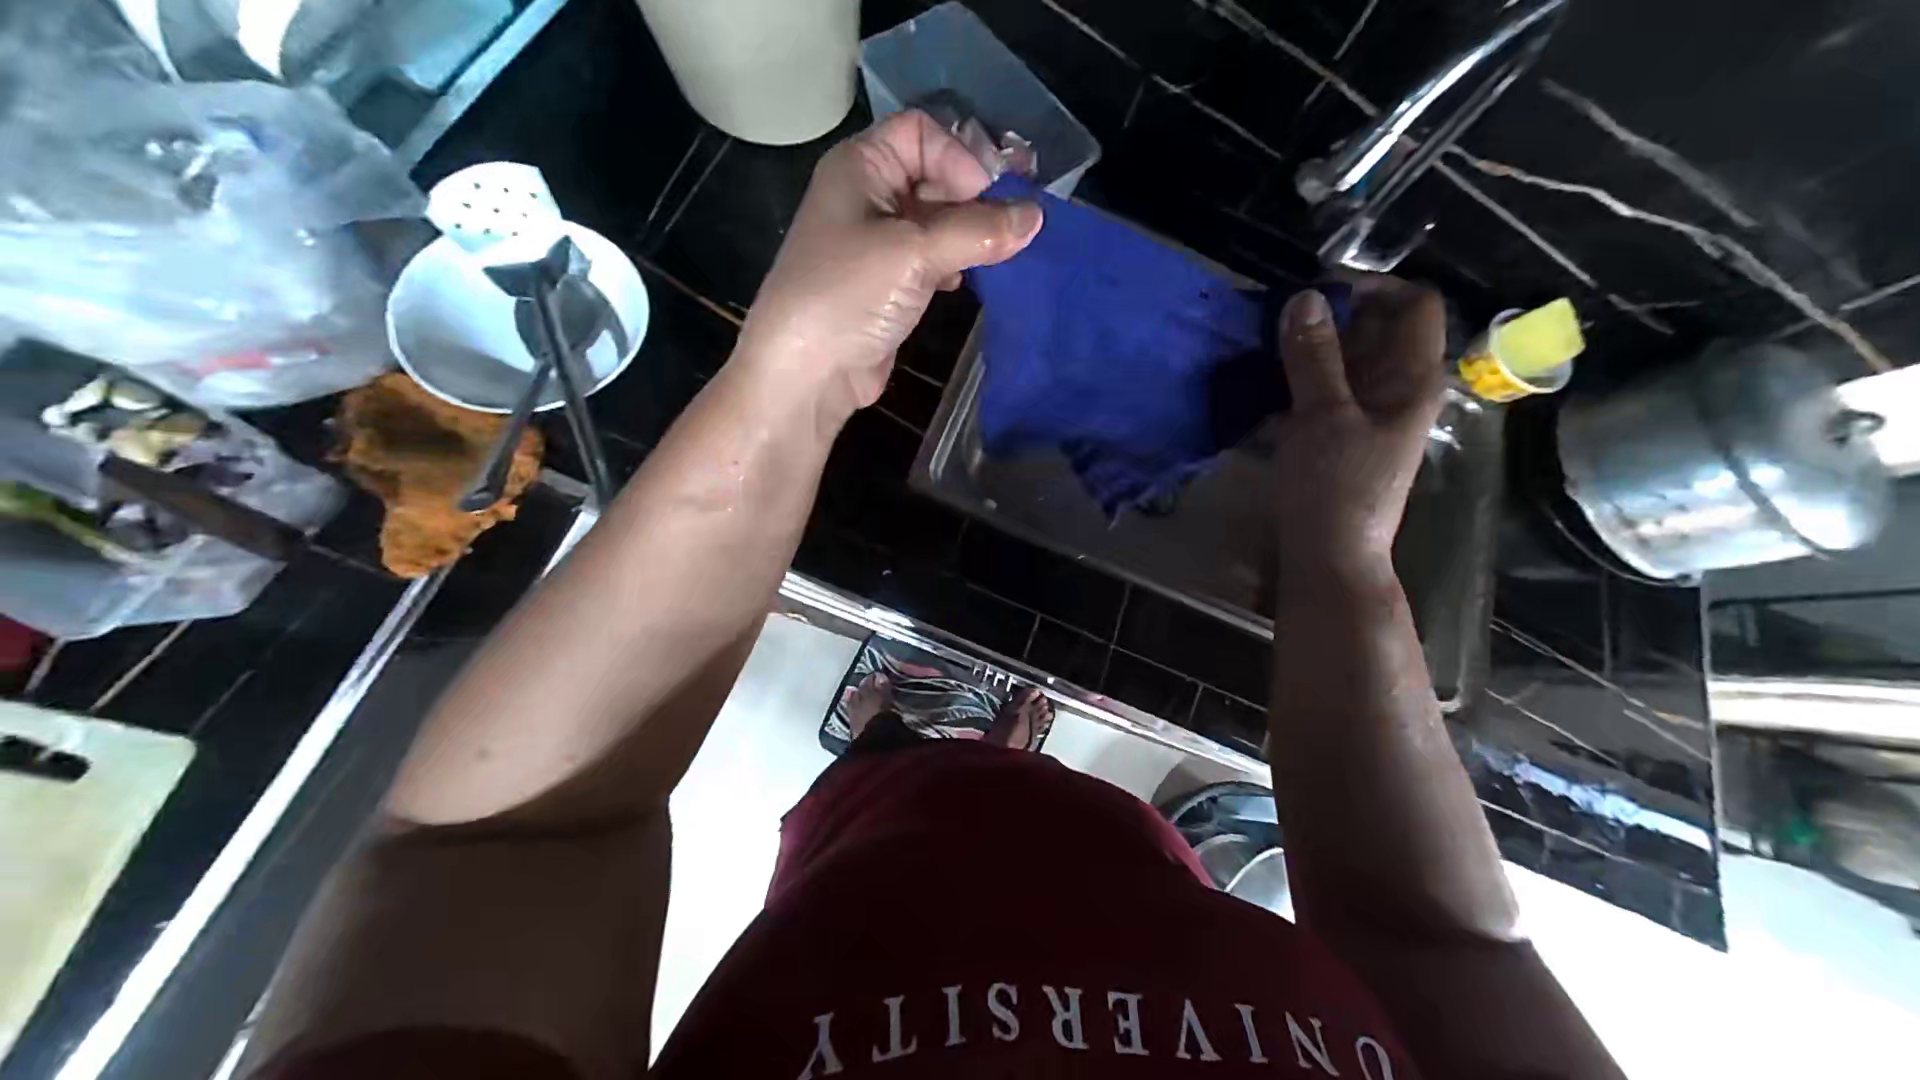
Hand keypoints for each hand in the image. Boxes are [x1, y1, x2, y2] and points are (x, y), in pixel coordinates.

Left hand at [734, 110, 1042, 415]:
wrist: (806, 374)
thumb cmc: (848, 295)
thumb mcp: (914, 254)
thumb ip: (978, 231)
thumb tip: (1035, 217)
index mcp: (860, 167)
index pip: (922, 133)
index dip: (959, 156)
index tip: (990, 197)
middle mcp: (868, 197)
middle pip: (934, 176)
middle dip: (975, 198)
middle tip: (1015, 226)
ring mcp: (877, 244)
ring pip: (937, 222)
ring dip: (970, 235)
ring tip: (1000, 255)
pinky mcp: (888, 286)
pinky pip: (932, 260)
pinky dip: (955, 265)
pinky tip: (969, 281)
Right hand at [1273, 275, 1444, 584]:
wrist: (1328, 557)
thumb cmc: (1334, 488)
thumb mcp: (1322, 418)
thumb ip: (1313, 357)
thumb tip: (1303, 297)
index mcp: (1413, 379)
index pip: (1413, 305)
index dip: (1372, 288)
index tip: (1316, 292)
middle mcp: (1397, 390)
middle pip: (1376, 331)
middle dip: (1331, 316)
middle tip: (1278, 318)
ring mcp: (1368, 414)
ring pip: (1346, 361)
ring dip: (1309, 348)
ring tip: (1265, 347)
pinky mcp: (1340, 436)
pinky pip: (1325, 390)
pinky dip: (1300, 378)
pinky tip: (1266, 383)